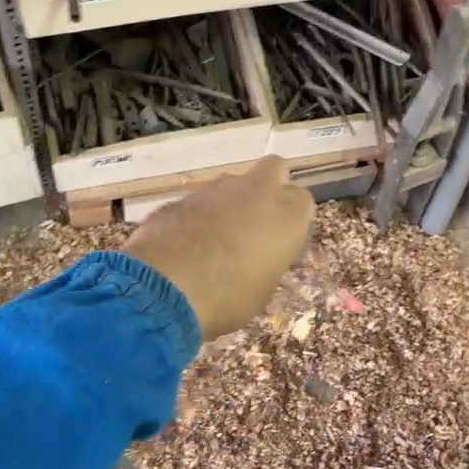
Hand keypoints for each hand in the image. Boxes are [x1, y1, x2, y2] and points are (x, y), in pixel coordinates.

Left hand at [120, 156, 314, 340]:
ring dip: (229, 203)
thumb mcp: (261, 292)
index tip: (280, 241)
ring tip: (214, 239)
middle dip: (268, 189)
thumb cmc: (228, 298)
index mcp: (287, 216)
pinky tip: (184, 243)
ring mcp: (215, 189)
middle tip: (255, 222)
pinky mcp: (181, 196)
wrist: (165, 288)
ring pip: (232, 183)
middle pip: (274, 170)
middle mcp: (256, 191)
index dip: (291, 220)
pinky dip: (197, 216)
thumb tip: (257, 261)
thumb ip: (266, 264)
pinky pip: (198, 201)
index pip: (303, 202)